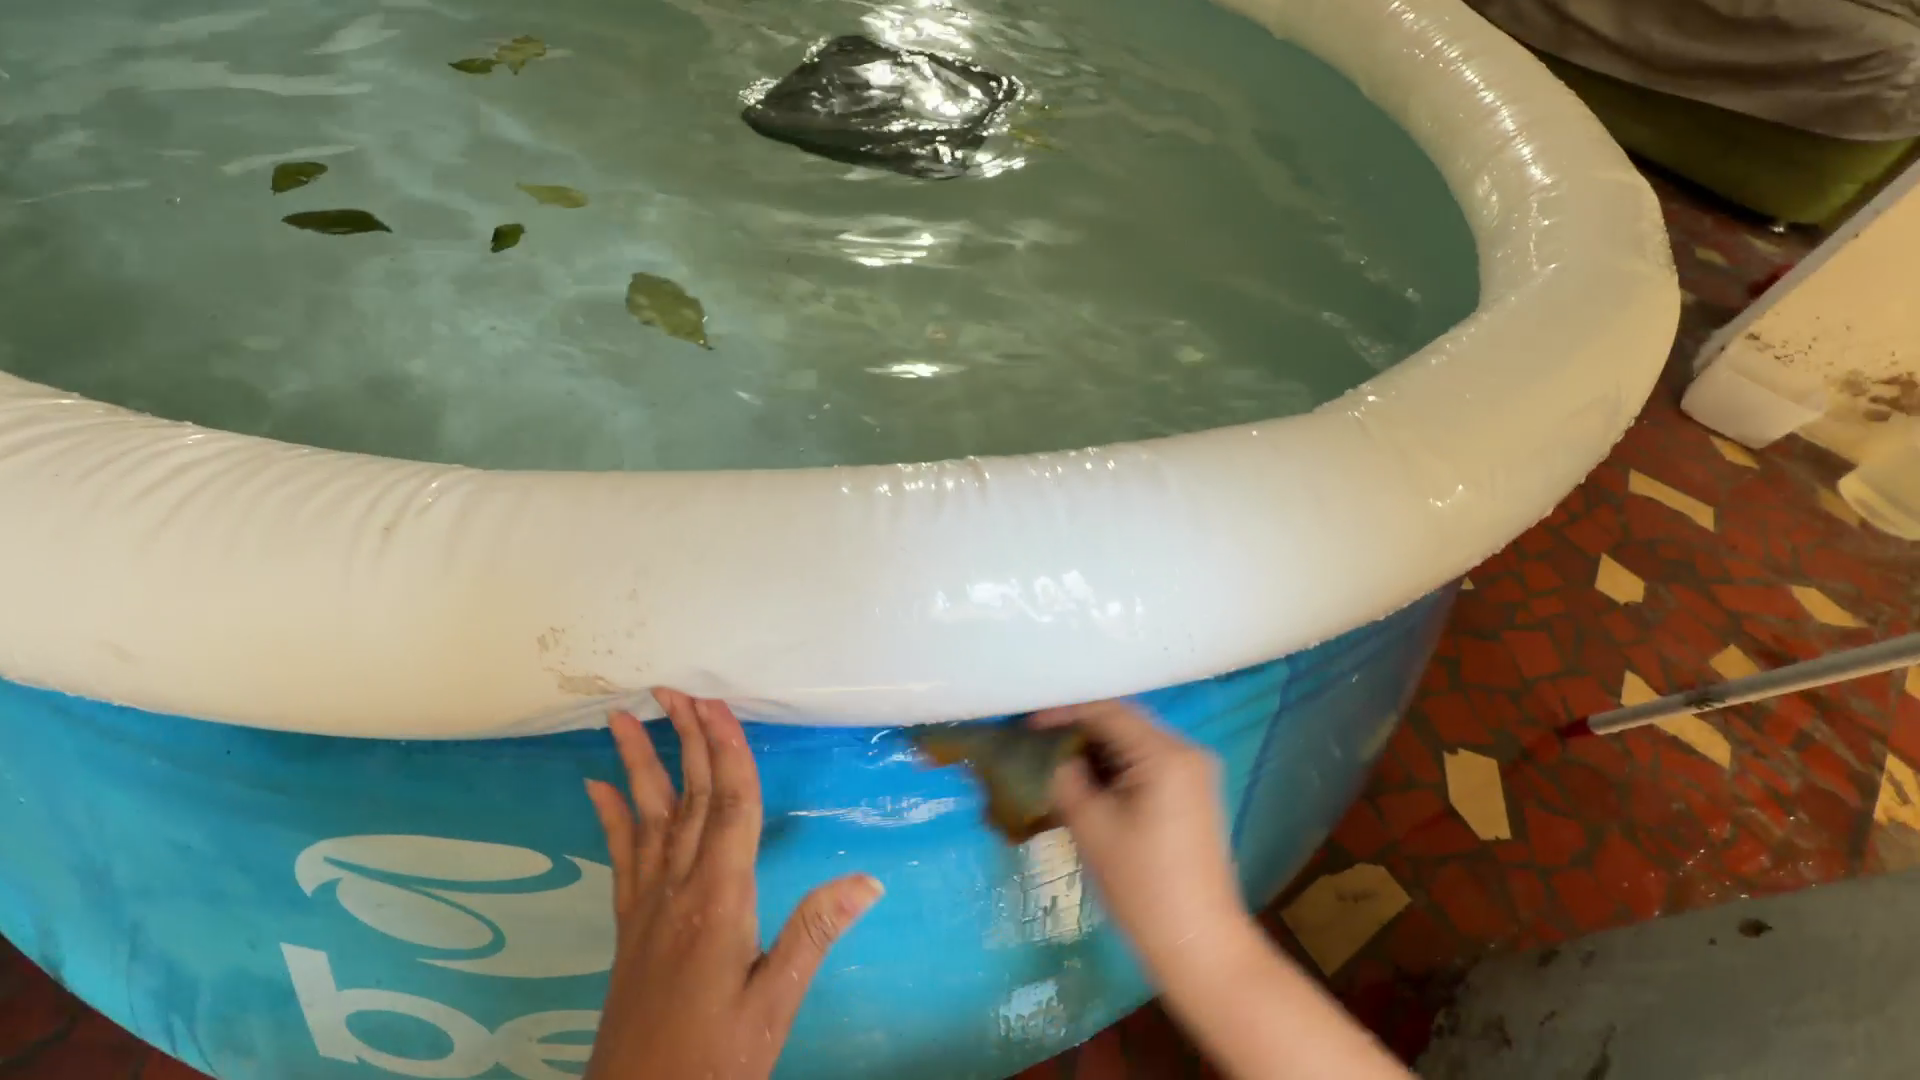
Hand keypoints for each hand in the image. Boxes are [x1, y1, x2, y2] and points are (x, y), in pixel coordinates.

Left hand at [584, 690, 883, 1079]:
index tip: (717, 705)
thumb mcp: (775, 1004)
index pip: (731, 807)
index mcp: (721, 899)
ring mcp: (647, 904)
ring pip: (646, 818)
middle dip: (684, 740)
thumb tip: (868, 880)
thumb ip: (813, 934)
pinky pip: (620, 857)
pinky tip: (596, 786)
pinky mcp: (628, 925)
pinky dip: (609, 817)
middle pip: (688, 799)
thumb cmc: (715, 1057)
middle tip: (671, 690)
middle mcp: (679, 889)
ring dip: (638, 764)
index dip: (727, 752)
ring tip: (622, 719)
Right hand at [1036, 701, 1251, 979]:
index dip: (1063, 713)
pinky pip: (1148, 763)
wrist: (1199, 942)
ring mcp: (1195, 773)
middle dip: (1079, 729)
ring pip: (1135, 743)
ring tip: (1054, 761)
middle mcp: (1186, 751)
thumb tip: (1051, 756)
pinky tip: (1088, 781)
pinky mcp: (1193, 794)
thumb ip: (1065, 778)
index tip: (1025, 725)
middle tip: (1036, 742)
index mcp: (1165, 753)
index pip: (1107, 711)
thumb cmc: (1142, 885)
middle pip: (1124, 722)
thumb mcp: (1091, 827)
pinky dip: (1116, 767)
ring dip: (1096, 749)